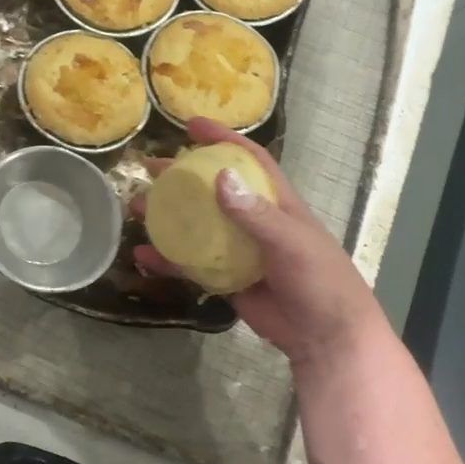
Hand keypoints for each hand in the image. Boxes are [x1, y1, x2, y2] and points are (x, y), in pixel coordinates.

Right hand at [134, 117, 384, 368]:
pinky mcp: (226, 279)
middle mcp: (254, 221)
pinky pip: (189, 264)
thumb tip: (220, 177)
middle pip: (212, 190)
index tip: (191, 125)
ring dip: (167, 215)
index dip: (223, 140)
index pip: (249, 161)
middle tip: (149, 168)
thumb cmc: (321, 283)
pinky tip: (142, 255)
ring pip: (195, 225)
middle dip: (182, 176)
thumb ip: (256, 214)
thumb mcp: (292, 243)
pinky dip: (166, 259)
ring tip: (137, 207)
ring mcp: (238, 251)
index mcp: (277, 204)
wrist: (327, 339)